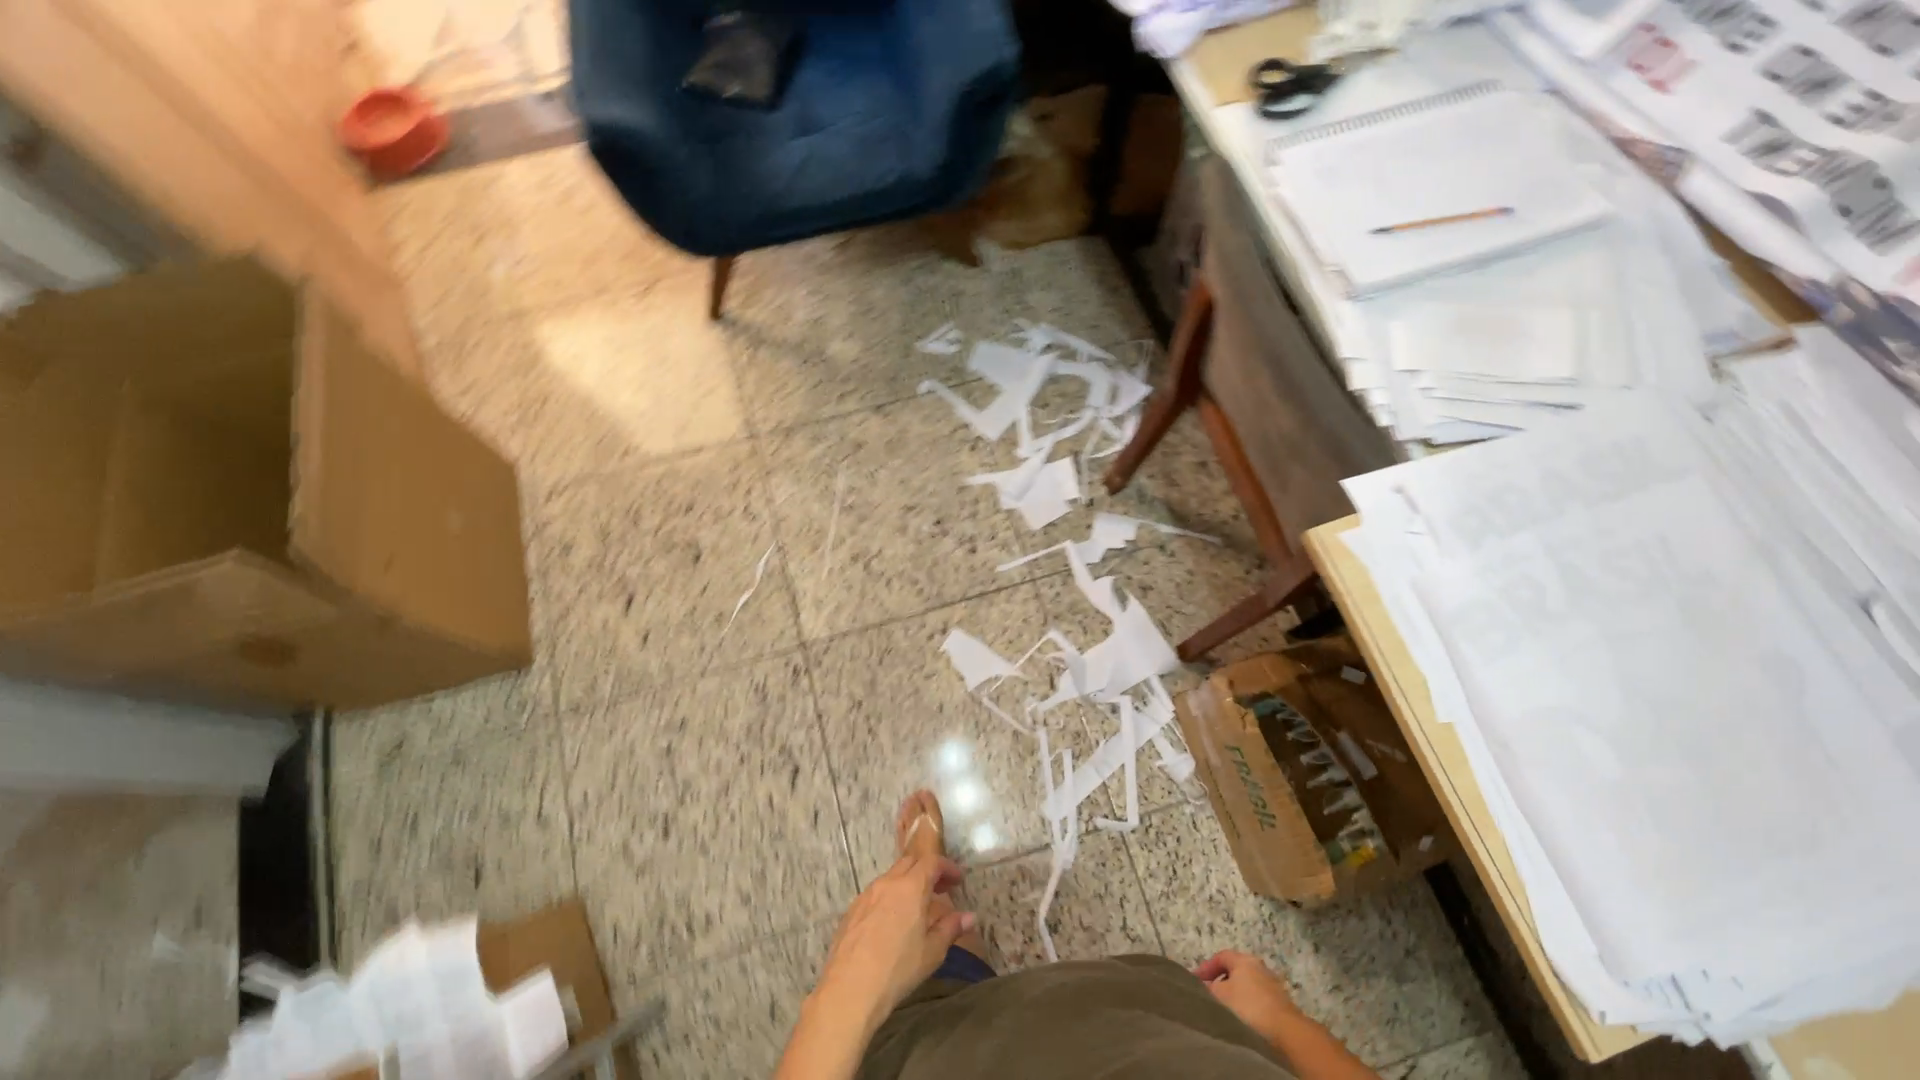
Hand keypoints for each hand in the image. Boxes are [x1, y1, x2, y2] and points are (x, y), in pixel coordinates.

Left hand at [813, 853, 973, 1029]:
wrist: (850, 989)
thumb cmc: (898, 969)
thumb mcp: (932, 952)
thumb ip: (951, 928)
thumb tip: (969, 916)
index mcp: (910, 888)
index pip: (932, 862)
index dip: (947, 867)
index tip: (958, 880)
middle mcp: (887, 884)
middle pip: (910, 863)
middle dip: (928, 870)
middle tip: (941, 889)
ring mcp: (866, 896)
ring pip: (891, 877)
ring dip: (908, 883)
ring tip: (918, 907)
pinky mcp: (851, 911)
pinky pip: (876, 893)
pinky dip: (890, 897)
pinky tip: (893, 922)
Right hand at [1193, 950, 1304, 1045]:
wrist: (1285, 1029)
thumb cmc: (1248, 1006)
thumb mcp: (1220, 995)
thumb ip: (1209, 988)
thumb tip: (1206, 986)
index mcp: (1244, 960)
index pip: (1221, 956)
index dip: (1206, 967)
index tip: (1195, 980)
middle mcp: (1259, 966)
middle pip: (1235, 969)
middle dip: (1220, 979)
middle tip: (1209, 992)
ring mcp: (1272, 984)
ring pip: (1247, 984)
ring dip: (1234, 993)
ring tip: (1224, 1007)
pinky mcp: (1280, 1001)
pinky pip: (1257, 998)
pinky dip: (1247, 1003)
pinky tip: (1242, 1017)